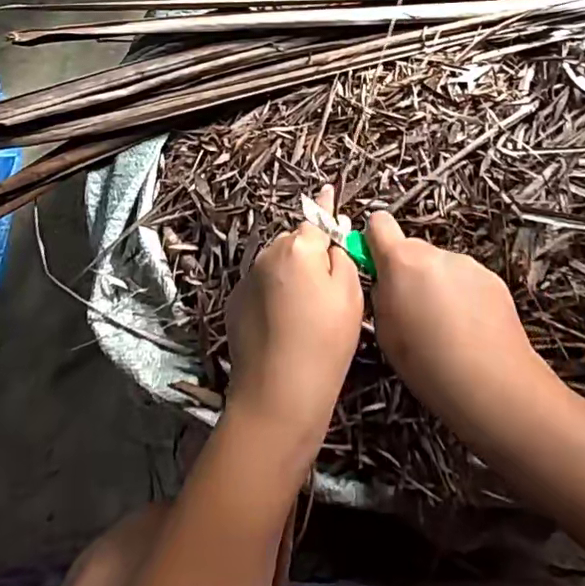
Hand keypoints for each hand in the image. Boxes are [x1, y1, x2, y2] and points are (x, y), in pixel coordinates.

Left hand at [224, 185, 362, 435]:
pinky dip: (274, 294)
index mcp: (298, 247)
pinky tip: (285, 324)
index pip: (316, 217)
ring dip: (291, 274)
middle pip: (296, 242)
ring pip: (278, 264)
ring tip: (307, 313)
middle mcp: (267, 254)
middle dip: (310, 254)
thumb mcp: (349, 296)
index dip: (326, 207)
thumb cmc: (325, 343)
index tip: (328, 191)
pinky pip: (262, 286)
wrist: (278, 395)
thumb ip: (341, 256)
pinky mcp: (235, 302)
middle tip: (329, 289)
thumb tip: (331, 239)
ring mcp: (247, 278)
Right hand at [365, 210, 553, 436]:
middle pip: (411, 249)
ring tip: (442, 328)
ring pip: (440, 267)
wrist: (493, 386)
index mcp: (401, 263)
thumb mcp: (384, 332)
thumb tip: (384, 283)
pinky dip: (462, 298)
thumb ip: (380, 295)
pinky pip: (465, 281)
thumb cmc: (432, 366)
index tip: (376, 259)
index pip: (379, 223)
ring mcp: (466, 265)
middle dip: (408, 272)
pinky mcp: (491, 280)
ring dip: (437, 287)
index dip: (375, 239)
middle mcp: (435, 255)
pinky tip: (465, 331)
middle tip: (410, 309)